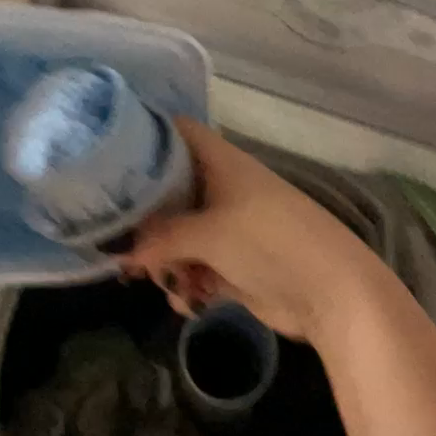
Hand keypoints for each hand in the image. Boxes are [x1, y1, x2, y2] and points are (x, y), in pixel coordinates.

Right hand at [123, 118, 391, 342]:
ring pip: (180, 236)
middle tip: (118, 244)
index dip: (144, 137)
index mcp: (221, 163)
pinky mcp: (237, 265)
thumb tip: (123, 253)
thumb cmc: (268, 242)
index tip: (106, 155)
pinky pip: (198, 268)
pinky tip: (188, 302)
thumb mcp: (208, 233)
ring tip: (163, 282)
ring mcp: (231, 228)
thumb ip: (161, 239)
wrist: (329, 290)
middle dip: (146, 220)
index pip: (177, 133)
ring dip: (167, 261)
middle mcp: (223, 189)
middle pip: (171, 191)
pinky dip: (189, 284)